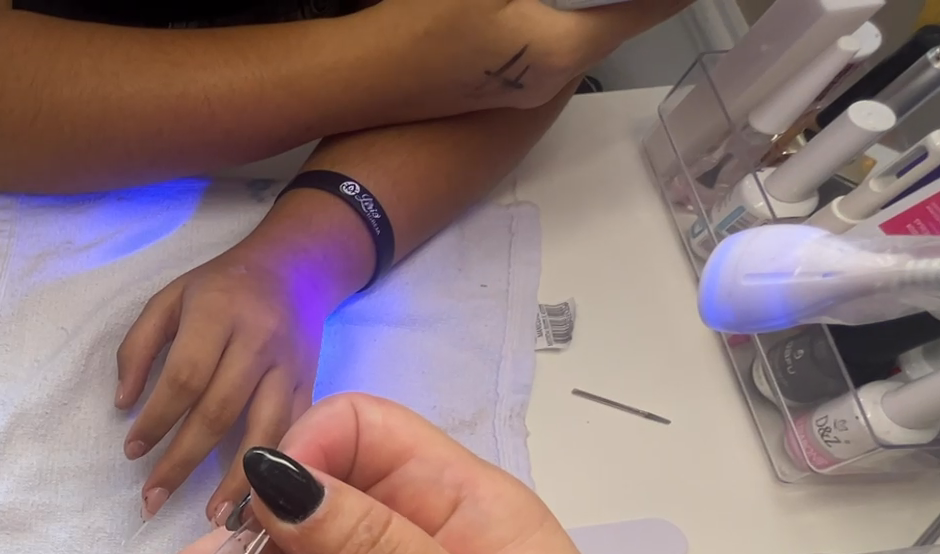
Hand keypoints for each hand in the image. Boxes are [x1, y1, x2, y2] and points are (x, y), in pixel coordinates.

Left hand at [117, 223, 351, 525]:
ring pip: (265, 430)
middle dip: (182, 462)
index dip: (157, 419)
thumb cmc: (219, 289)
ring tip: (211, 519)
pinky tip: (257, 504)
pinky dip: (277, 473)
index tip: (131, 452)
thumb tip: (122, 404)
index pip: (185, 377)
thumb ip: (139, 348)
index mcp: (218, 314)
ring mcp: (291, 366)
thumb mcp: (168, 300)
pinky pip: (294, 435)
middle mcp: (259, 341)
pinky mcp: (312, 386)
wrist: (296, 267)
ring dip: (237, 480)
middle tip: (152, 501)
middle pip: (218, 412)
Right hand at [370, 0, 692, 109]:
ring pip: (576, 30)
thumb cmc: (423, 26)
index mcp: (564, 51)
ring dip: (588, 3)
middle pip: (615, 19)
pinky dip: (553, 14)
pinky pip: (540, 43)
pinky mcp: (483, 91)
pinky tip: (531, 4)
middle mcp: (547, 79)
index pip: (653, 6)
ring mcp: (513, 92)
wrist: (352, 81)